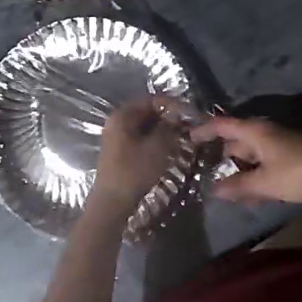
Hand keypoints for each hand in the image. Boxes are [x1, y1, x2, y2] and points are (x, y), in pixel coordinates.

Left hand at [90, 96, 186, 217]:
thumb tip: (177, 114)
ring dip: (162, 131)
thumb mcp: (158, 146)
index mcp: (122, 116)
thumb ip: (169, 126)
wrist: (113, 202)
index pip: (150, 100)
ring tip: (181, 138)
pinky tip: (167, 149)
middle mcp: (116, 122)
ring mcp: (116, 138)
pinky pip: (140, 139)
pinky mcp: (119, 152)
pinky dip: (154, 141)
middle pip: (146, 113)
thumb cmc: (135, 171)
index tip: (189, 114)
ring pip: (144, 127)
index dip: (172, 104)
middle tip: (187, 126)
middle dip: (168, 118)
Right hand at [189, 116, 301, 210]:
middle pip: (237, 141)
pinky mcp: (292, 157)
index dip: (204, 130)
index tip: (188, 138)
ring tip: (228, 192)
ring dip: (241, 171)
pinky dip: (256, 176)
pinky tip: (253, 196)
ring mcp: (281, 144)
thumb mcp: (264, 183)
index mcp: (256, 131)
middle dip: (222, 157)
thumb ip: (237, 186)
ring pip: (252, 155)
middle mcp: (267, 132)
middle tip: (205, 173)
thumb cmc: (300, 174)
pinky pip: (265, 164)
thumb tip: (213, 190)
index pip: (223, 125)